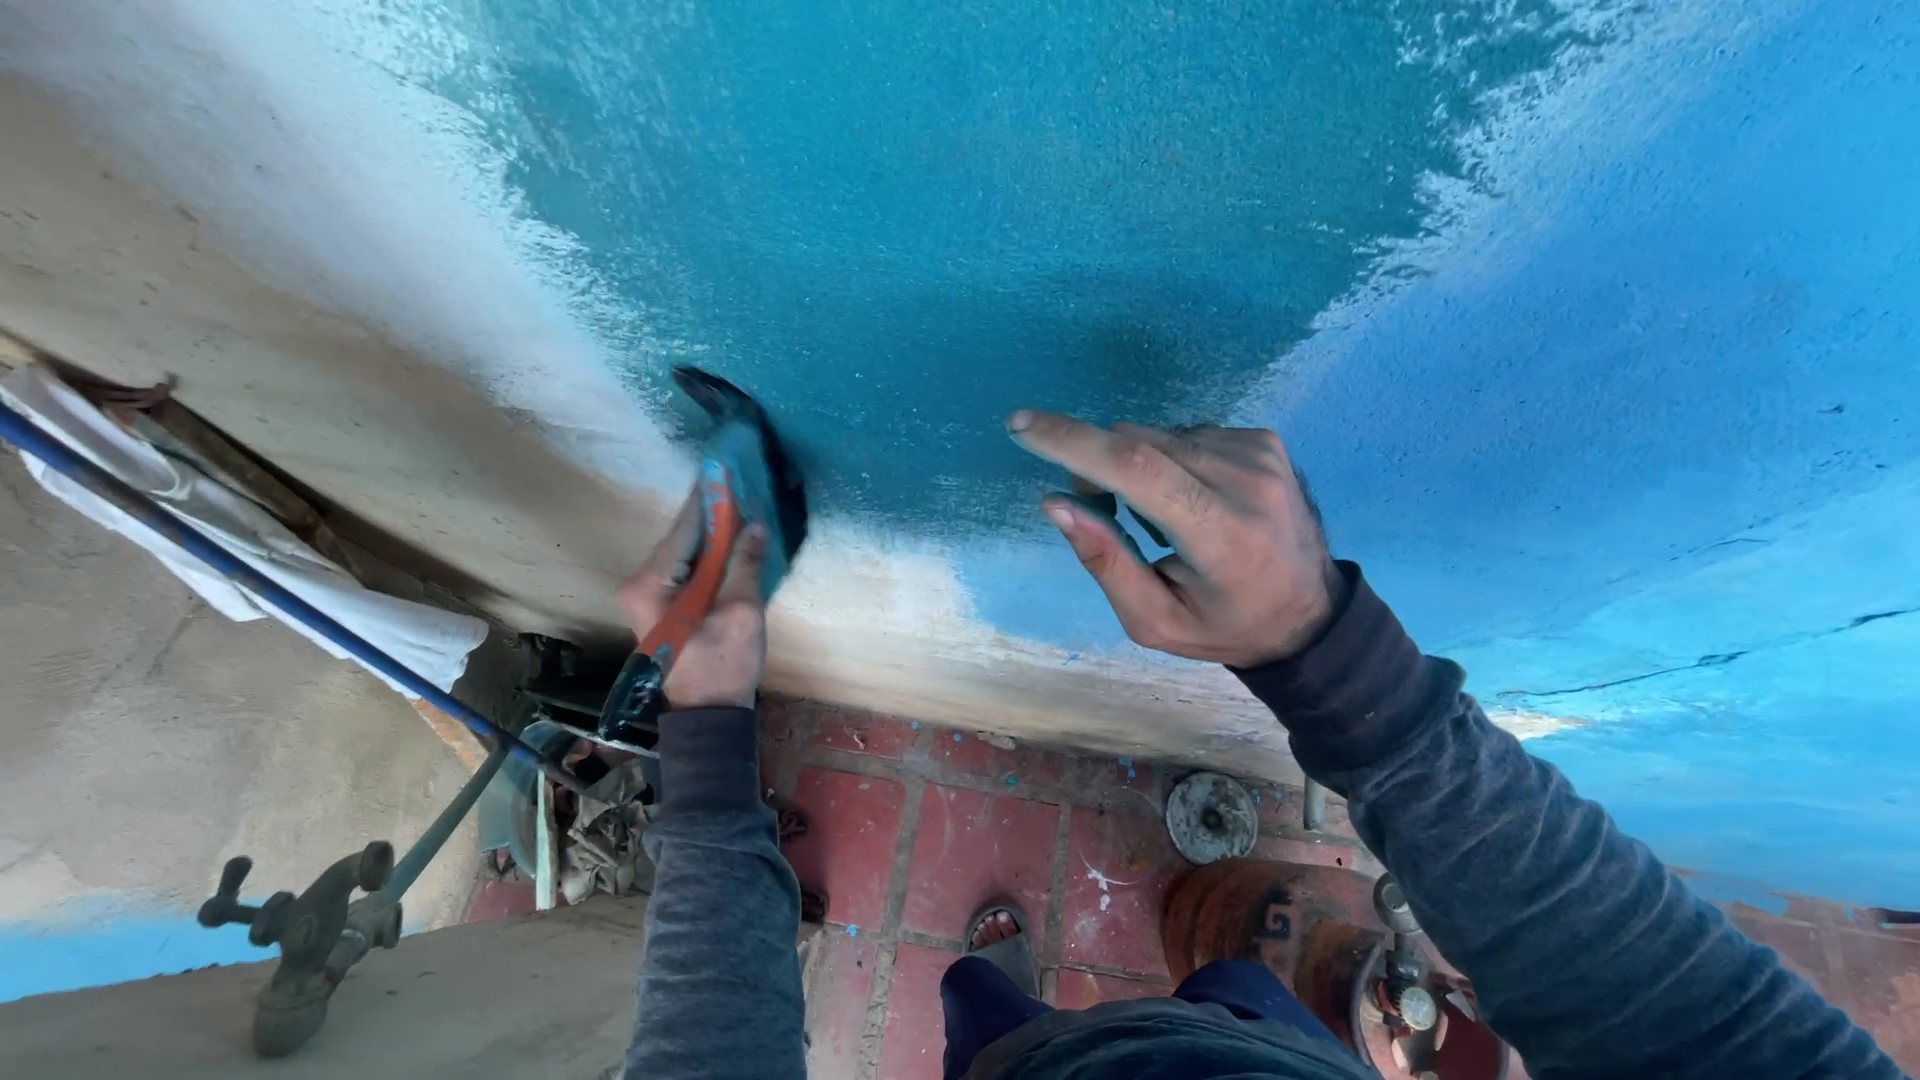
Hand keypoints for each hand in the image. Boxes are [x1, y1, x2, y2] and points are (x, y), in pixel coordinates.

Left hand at [614, 492, 768, 708]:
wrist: (709, 713)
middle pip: (682, 538)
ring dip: (714, 533)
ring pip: (686, 551)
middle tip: (742, 485)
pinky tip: (732, 538)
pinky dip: (709, 553)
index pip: (685, 528)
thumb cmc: (723, 665)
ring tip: (743, 506)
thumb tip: (754, 525)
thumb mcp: (741, 612)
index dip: (709, 498)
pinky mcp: (661, 605)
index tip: (725, 467)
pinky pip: (687, 567)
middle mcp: (639, 585)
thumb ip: (745, 564)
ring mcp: (647, 596)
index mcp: (651, 584)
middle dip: (713, 514)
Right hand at [1007, 410, 1343, 667]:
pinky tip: (1189, 498)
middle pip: (1136, 444)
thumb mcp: (1154, 620)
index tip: (1021, 424)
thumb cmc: (1223, 626)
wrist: (1310, 614)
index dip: (1073, 442)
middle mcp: (1245, 480)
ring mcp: (1260, 453)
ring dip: (1136, 465)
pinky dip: (1168, 460)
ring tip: (1159, 514)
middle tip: (1101, 511)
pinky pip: (1184, 433)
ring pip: (1156, 434)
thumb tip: (1055, 503)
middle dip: (1096, 464)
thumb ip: (1105, 562)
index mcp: (1220, 534)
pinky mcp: (1264, 440)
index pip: (1136, 469)